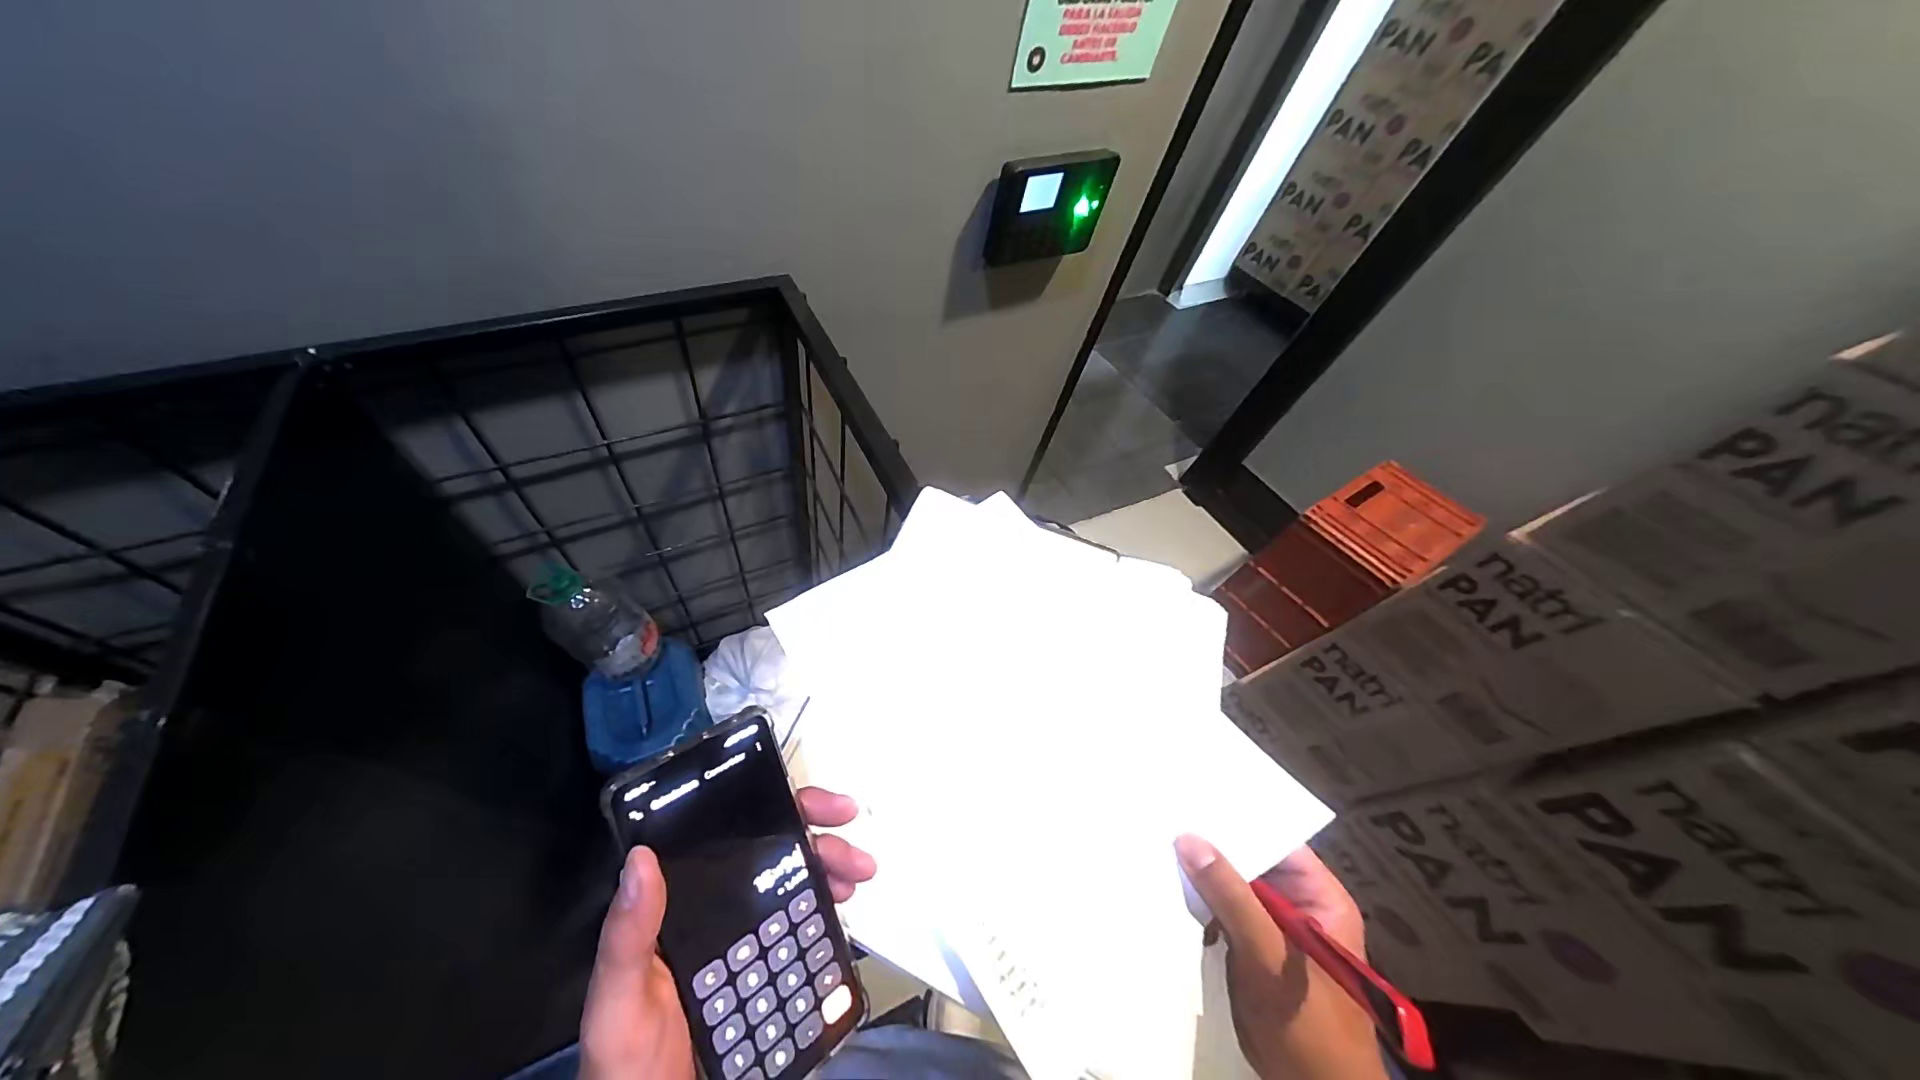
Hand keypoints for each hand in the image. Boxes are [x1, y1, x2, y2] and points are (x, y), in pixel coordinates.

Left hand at [580, 787, 876, 1079]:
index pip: (730, 836)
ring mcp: (743, 941)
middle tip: (853, 853)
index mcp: (679, 901)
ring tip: (856, 878)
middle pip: (774, 855)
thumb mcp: (617, 1002)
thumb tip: (641, 859)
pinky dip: (825, 918)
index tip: (819, 806)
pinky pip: (801, 933)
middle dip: (820, 842)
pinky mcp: (765, 973)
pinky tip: (841, 917)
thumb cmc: (624, 1066)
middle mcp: (714, 910)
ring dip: (831, 872)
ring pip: (794, 887)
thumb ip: (628, 938)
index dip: (777, 810)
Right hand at [1176, 836, 1386, 1079]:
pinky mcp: (1251, 947)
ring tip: (1160, 843)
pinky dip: (1199, 902)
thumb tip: (1189, 838)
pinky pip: (1222, 911)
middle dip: (1213, 845)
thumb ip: (1231, 895)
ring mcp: (1273, 926)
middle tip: (1167, 815)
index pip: (1278, 840)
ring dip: (1202, 873)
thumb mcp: (1268, 953)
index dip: (1240, 819)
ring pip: (1233, 885)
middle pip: (1252, 860)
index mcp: (1319, 897)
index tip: (1196, 797)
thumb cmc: (1308, 1023)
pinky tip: (1168, 888)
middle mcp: (1297, 903)